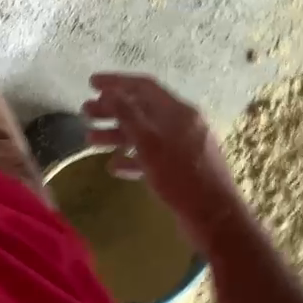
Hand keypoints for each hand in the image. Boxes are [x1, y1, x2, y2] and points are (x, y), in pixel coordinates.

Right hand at [83, 73, 244, 250]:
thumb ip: (127, 114)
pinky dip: (132, 158)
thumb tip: (109, 92)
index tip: (91, 83)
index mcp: (179, 112)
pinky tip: (114, 166)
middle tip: (85, 112)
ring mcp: (184, 147)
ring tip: (90, 139)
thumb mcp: (149, 143)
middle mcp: (183, 124)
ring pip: (144, 133)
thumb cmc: (181, 177)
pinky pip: (152, 156)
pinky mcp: (183, 169)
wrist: (217, 221)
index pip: (143, 86)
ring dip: (116, 134)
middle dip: (111, 110)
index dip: (115, 81)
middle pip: (141, 109)